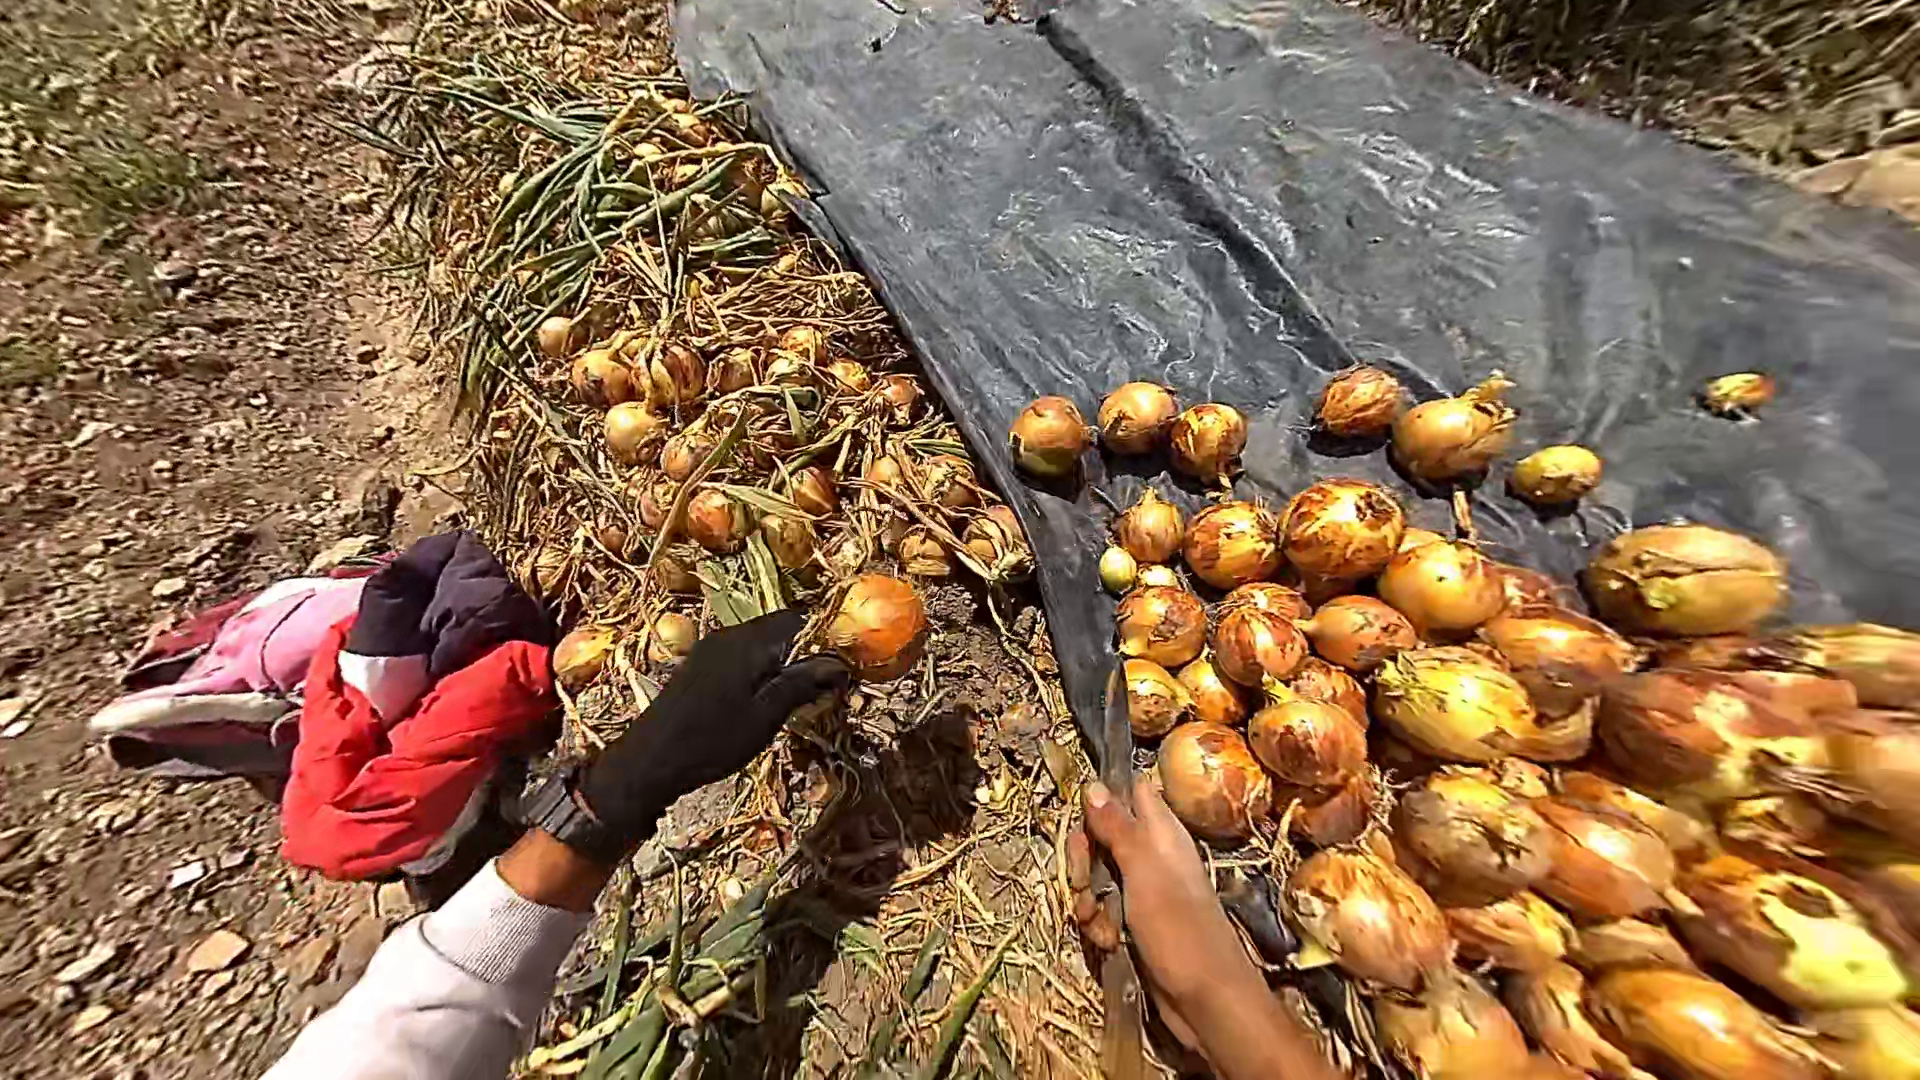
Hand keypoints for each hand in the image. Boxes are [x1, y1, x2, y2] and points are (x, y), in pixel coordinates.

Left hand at [576, 609, 848, 847]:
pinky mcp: (705, 661)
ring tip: (809, 685)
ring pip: (766, 638)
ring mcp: (715, 646)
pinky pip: (748, 650)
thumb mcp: (765, 717)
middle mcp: (732, 634)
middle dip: (812, 645)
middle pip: (784, 626)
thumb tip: (839, 664)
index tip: (849, 660)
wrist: (646, 763)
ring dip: (791, 654)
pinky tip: (776, 688)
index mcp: (749, 642)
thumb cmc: (711, 741)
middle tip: (833, 675)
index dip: (830, 637)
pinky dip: (769, 662)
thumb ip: (801, 683)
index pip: (802, 621)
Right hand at [1069, 775, 1261, 1010]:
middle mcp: (1150, 853)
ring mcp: (1142, 887)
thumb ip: (1117, 826)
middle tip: (1084, 879)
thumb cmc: (1180, 928)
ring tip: (1097, 921)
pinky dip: (1098, 922)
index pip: (1130, 791)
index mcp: (1160, 831)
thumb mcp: (1143, 869)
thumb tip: (1094, 784)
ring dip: (1087, 895)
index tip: (1084, 816)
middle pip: (1101, 833)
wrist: (1208, 1005)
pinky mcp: (1134, 919)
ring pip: (1096, 872)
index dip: (1104, 796)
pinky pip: (1102, 906)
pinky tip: (1106, 940)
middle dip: (1083, 856)